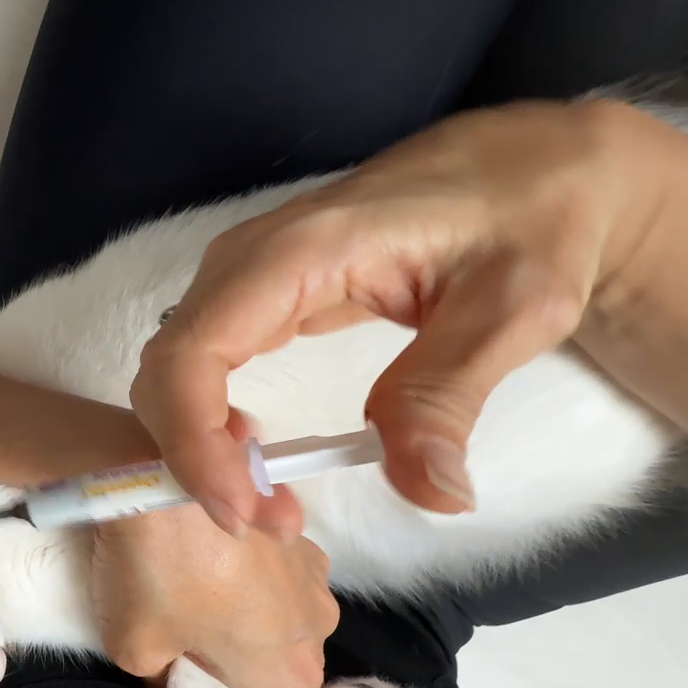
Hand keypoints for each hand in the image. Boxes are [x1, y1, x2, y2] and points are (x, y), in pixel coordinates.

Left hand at [91, 501, 338, 687]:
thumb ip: (160, 680)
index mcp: (292, 673)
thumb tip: (170, 673)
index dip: (215, 683)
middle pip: (271, 652)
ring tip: (181, 565)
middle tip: (173, 610)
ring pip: (272, 600)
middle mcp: (320, 625)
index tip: (175, 656)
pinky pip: (267, 556)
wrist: (164, 477)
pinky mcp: (295, 520)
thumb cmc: (156, 576)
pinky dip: (238, 552)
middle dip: (228, 640)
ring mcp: (313, 567)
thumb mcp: (134, 650)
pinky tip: (195, 534)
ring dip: (235, 592)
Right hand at [130, 98, 664, 535]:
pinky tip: (250, 452)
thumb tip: (429, 494)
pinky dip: (204, 421)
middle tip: (264, 520)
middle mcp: (240, 264)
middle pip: (165, 370)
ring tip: (262, 497)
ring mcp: (234, 278)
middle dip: (192, 454)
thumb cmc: (523, 221)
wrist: (515, 168)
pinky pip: (193, 366)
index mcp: (293, 256)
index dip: (193, 438)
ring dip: (194, 444)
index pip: (192, 354)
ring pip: (169, 372)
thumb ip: (447, 396)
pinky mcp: (244, 298)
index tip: (241, 508)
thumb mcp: (512, 310)